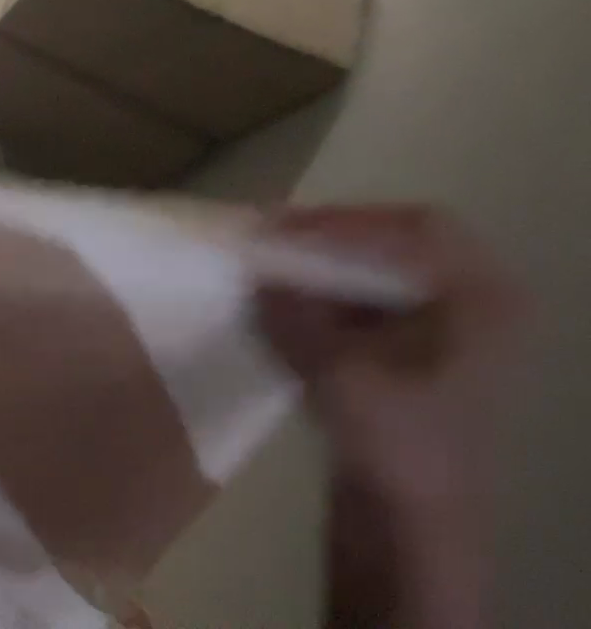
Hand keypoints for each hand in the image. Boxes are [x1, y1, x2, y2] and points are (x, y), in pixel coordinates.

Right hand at [254, 205, 521, 512]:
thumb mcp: (334, 369)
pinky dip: (318, 294)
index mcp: (482, 301)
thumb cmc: (394, 438)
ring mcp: (446, 326)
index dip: (346, 221)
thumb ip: (290, 310)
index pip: (415, 228)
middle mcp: (474, 303)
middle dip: (325, 238)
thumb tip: (253, 270)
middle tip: (265, 243)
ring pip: (374, 267)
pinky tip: (277, 306)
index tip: (280, 233)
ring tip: (261, 272)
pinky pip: (362, 296)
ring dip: (316, 266)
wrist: (413, 513)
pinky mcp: (412, 348)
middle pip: (396, 240)